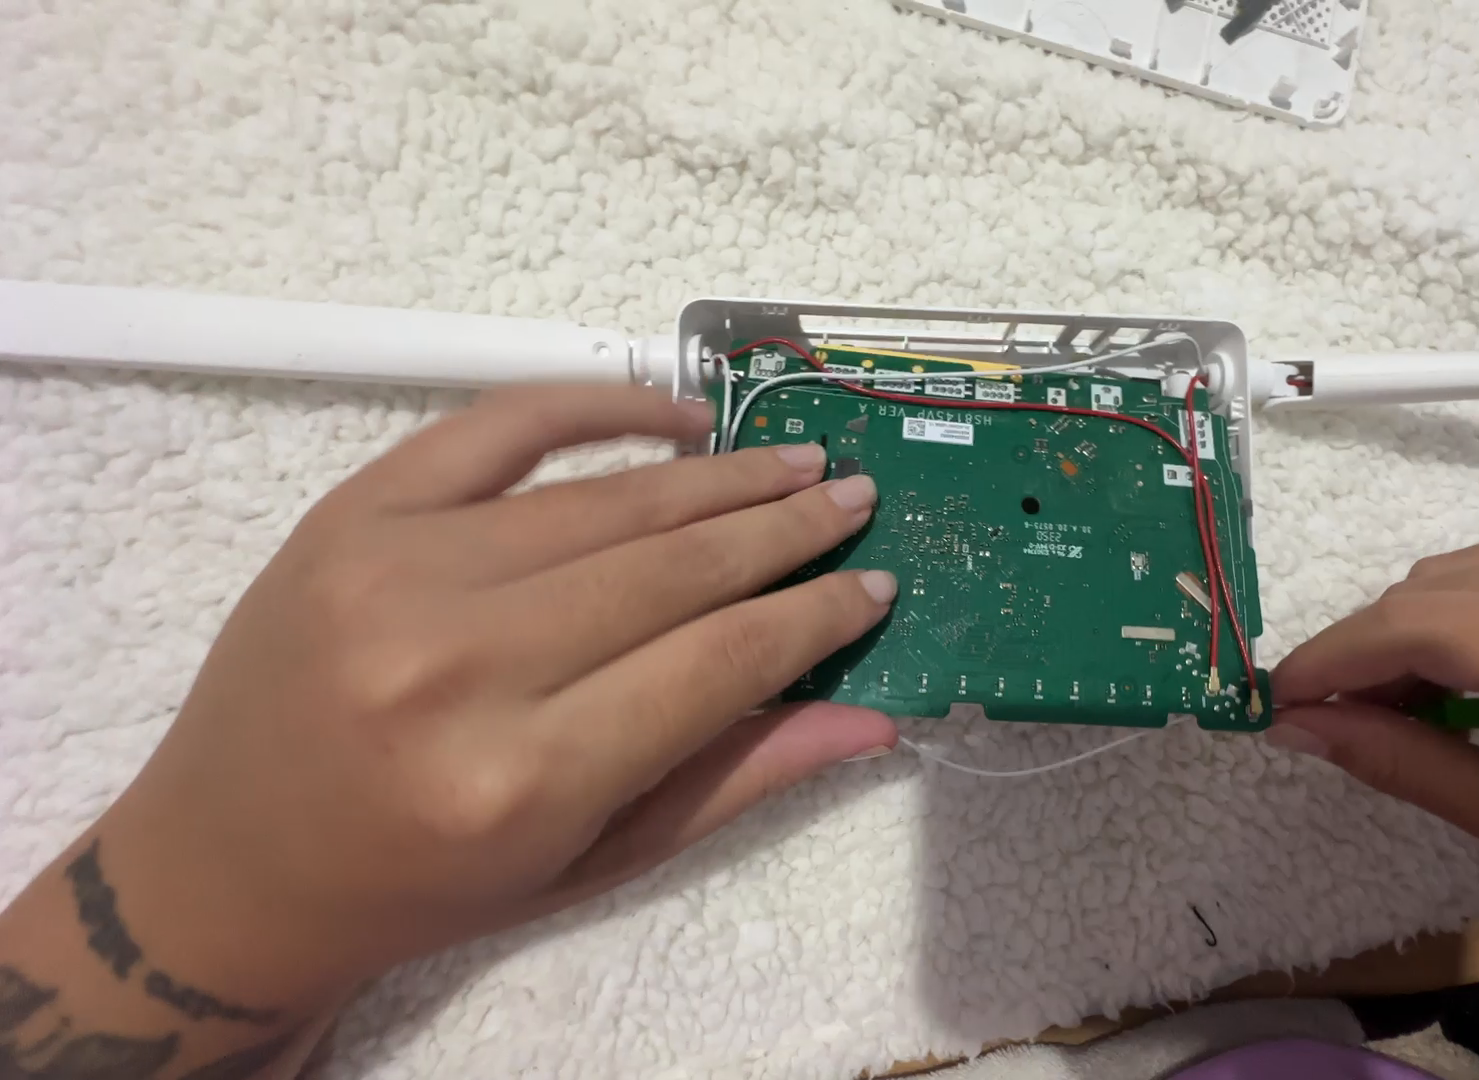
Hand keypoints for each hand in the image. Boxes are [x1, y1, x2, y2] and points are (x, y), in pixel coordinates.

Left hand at [34, 386, 897, 1012]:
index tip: (876, 583)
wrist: (228, 868)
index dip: (818, 613)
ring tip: (799, 463)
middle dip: (791, 527)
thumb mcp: (608, 856)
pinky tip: (680, 413)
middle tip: (855, 497)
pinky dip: (604, 403)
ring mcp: (397, 570)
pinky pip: (504, 423)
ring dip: (728, 475)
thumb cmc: (439, 880)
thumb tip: (876, 721)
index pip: (725, 659)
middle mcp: (461, 665)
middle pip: (681, 564)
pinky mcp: (355, 513)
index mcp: (525, 776)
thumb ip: (747, 775)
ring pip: (615, 497)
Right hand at [1269, 530, 1478, 1076]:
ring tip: (1412, 703)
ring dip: (1409, 632)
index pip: (1433, 626)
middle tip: (1340, 719)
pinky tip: (1474, 673)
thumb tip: (1289, 724)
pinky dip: (1457, 615)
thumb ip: (1402, 764)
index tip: (1273, 696)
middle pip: (1437, 590)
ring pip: (1460, 571)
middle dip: (1367, 651)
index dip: (1335, 656)